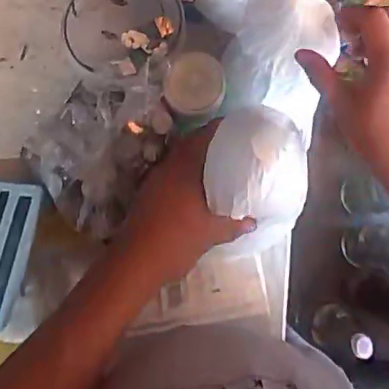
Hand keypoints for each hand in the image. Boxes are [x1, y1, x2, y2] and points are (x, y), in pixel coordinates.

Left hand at [117, 124, 253, 283]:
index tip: (239, 127)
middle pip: (191, 143)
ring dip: (197, 157)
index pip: (205, 134)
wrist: (135, 262)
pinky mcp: (149, 191)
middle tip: (233, 146)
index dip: (222, 127)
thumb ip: (233, 224)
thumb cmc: (176, 240)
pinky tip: (197, 186)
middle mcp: (169, 165)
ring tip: (219, 164)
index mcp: (186, 165)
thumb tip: (253, 221)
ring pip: (180, 157)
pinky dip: (185, 172)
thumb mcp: (210, 234)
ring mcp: (156, 177)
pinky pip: (171, 172)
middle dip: (211, 142)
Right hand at [298, 7, 388, 204]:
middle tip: (346, 33)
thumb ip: (322, 74)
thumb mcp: (343, 105)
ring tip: (358, 53)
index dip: (353, 14)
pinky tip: (376, 72)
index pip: (375, 18)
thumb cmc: (376, 138)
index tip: (336, 23)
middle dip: (368, 19)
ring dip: (381, 33)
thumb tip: (301, 53)